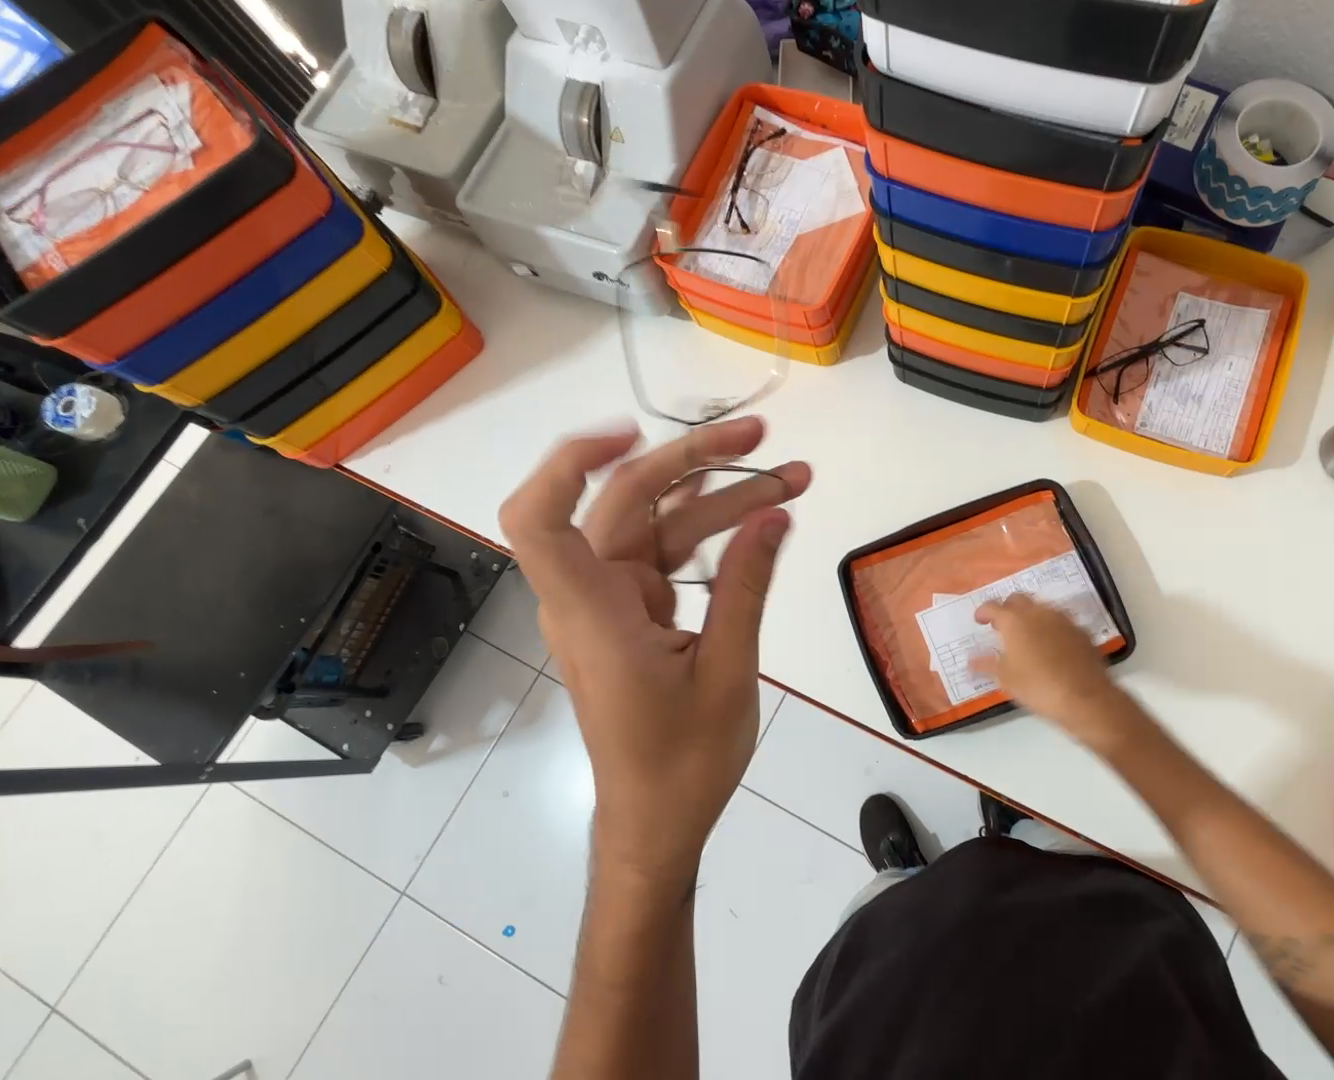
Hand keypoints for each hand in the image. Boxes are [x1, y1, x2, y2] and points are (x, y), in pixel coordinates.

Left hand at [499, 417, 808, 878]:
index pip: (542, 519)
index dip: (569, 462)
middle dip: (696, 462)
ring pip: (657, 526)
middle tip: (765, 441)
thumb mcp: (727, 672)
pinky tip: (760, 517)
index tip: (632, 433)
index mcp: (594, 613)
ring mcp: (612, 604)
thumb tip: (776, 514)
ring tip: (791, 479)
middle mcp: (591, 597)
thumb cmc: (683, 763)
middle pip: (625, 503)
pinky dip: (713, 536)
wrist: (657, 822)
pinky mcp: (634, 616)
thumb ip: (746, 587)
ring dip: (721, 500)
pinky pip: (668, 557)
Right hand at [973, 595, 1141, 750]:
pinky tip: (1052, 645)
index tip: (980, 620)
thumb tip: (971, 660)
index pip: (993, 607)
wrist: (1084, 697)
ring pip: (1042, 608)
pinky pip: (1061, 622)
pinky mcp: (1081, 631)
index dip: (983, 612)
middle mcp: (1038, 613)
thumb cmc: (1037, 687)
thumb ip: (986, 664)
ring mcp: (1063, 619)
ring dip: (1031, 616)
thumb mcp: (1005, 679)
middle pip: (1018, 599)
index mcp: (1015, 621)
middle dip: (1007, 609)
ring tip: (1027, 634)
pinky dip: (1051, 628)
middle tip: (1002, 626)